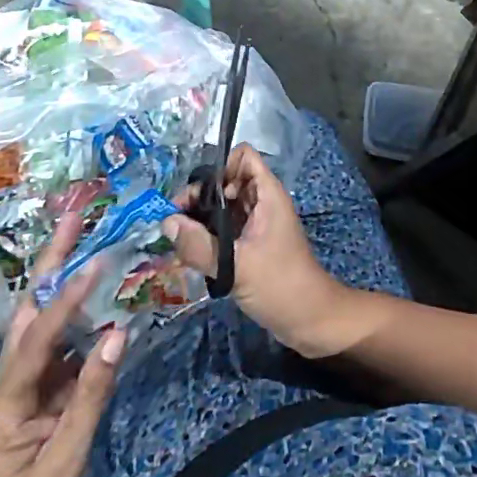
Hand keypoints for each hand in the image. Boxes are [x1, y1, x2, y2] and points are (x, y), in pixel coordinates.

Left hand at [0, 213, 125, 476]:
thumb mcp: (64, 461)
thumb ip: (90, 396)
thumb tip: (117, 333)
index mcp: (3, 402)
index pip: (36, 338)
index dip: (66, 300)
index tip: (94, 263)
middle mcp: (5, 384)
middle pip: (27, 314)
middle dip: (49, 264)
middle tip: (71, 219)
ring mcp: (20, 389)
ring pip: (40, 326)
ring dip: (61, 283)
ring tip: (83, 242)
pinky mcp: (36, 399)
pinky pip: (58, 351)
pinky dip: (76, 321)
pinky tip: (95, 301)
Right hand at [164, 145, 372, 358]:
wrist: (310, 320)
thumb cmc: (280, 285)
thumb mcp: (237, 266)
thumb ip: (200, 245)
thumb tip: (166, 222)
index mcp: (268, 194)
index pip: (243, 157)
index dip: (220, 167)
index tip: (200, 196)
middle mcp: (262, 202)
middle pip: (227, 180)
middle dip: (202, 194)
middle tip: (177, 219)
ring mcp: (256, 223)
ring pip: (224, 204)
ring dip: (202, 215)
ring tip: (179, 236)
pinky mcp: (250, 243)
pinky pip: (225, 226)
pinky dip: (209, 233)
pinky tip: (192, 250)